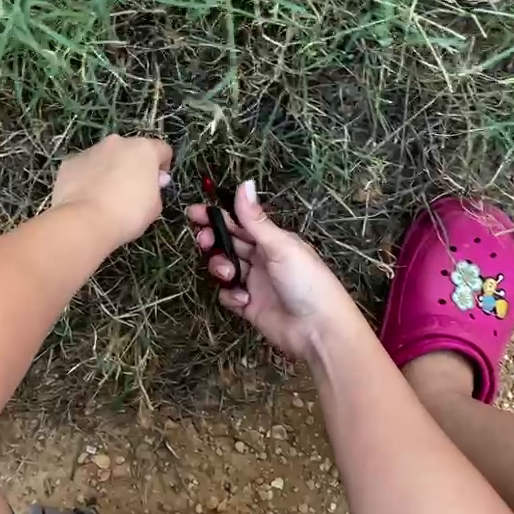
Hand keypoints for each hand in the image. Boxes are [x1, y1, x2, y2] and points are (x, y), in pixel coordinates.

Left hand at [51, 135, 174, 245]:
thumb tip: (154, 180)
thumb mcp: (155, 206)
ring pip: (106, 157)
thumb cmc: (128, 214)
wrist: (86, 221)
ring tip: (105, 197)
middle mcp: (117, 142)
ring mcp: (91, 150)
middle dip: (133, 166)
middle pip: (131, 151)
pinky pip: (85, 168)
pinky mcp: (70, 162)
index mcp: (143, 149)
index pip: (161, 149)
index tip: (158, 184)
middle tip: (132, 191)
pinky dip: (88, 178)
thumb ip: (156, 188)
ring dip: (109, 170)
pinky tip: (87, 198)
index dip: (163, 166)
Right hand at [188, 182, 363, 358]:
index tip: (194, 214)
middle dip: (212, 240)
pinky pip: (229, 295)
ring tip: (229, 274)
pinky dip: (231, 296)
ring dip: (221, 267)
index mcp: (272, 240)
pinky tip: (244, 300)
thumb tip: (244, 182)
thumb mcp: (280, 246)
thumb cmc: (307, 281)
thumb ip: (255, 219)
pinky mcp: (249, 306)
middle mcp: (262, 258)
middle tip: (204, 241)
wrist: (319, 331)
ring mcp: (254, 282)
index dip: (216, 217)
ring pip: (225, 267)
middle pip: (227, 243)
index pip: (239, 222)